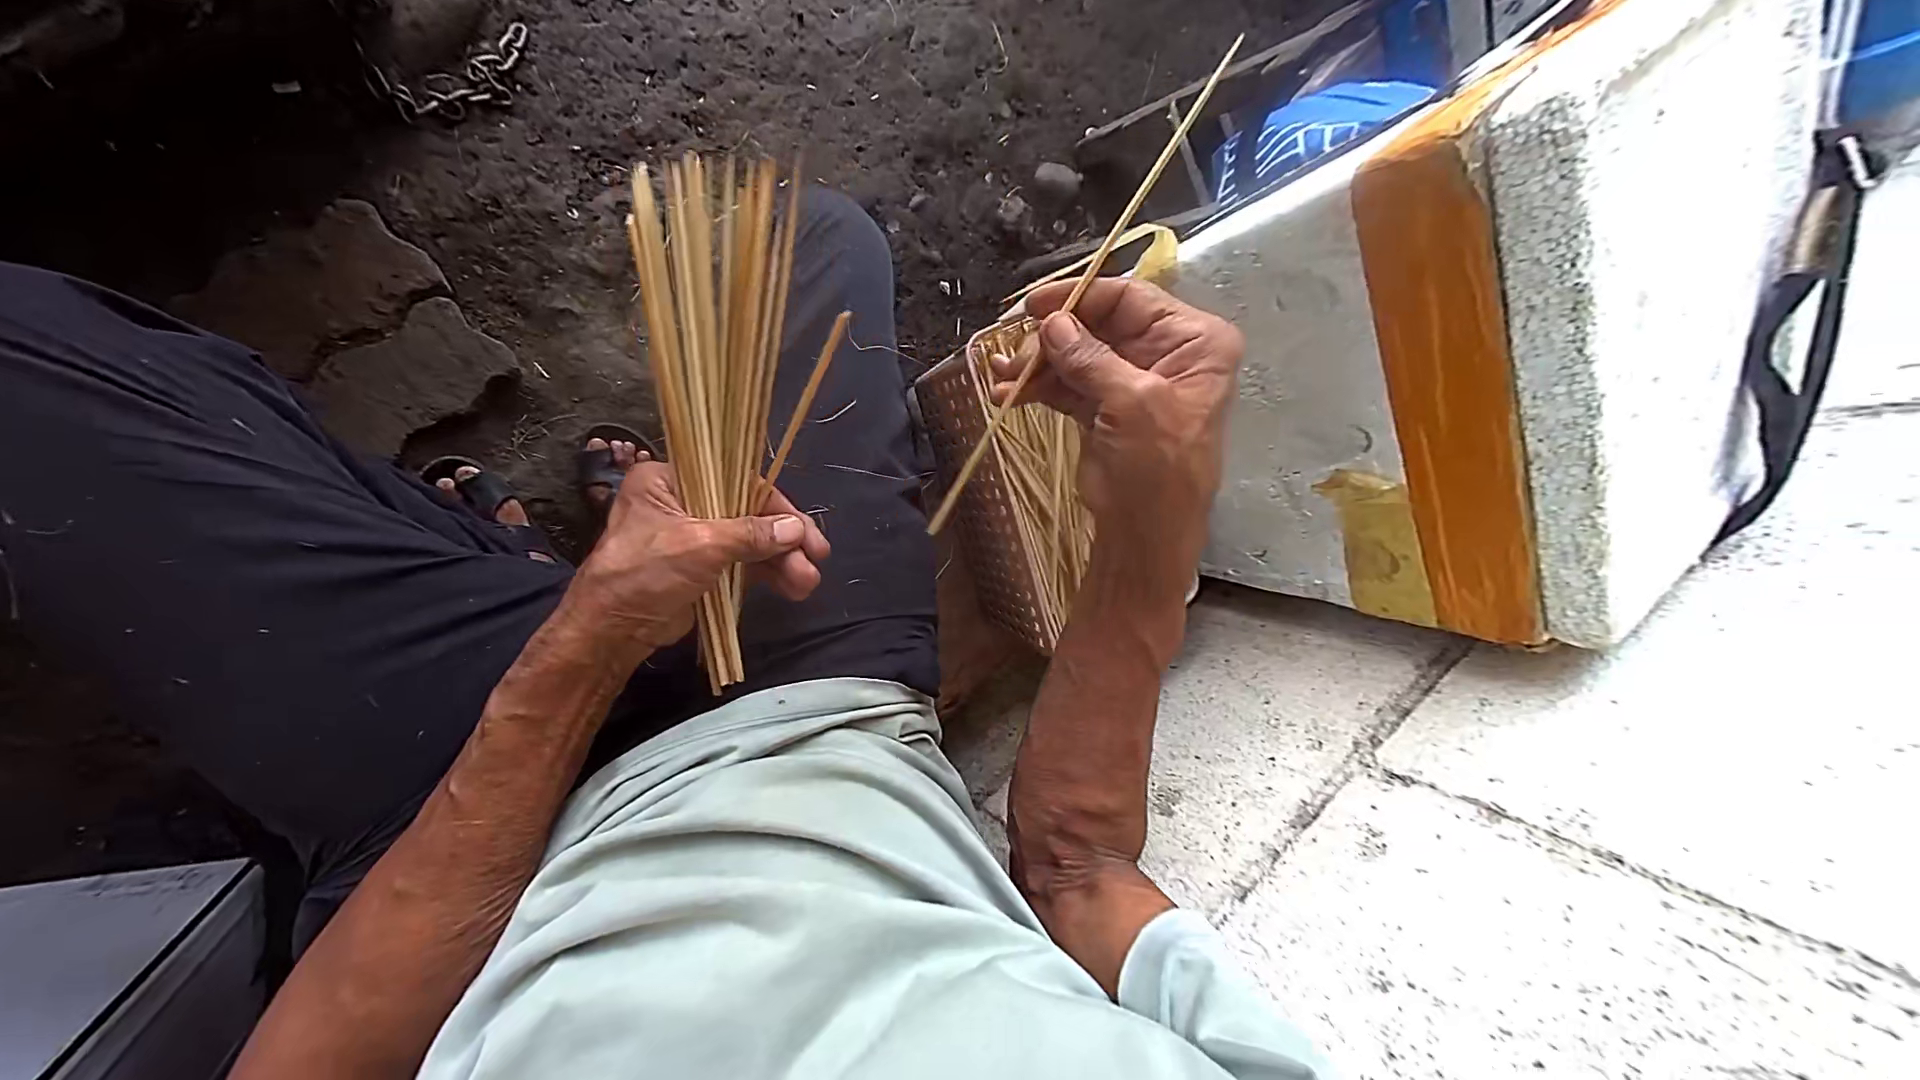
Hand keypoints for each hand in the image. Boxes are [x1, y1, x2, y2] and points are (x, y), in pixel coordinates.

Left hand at [560, 461, 830, 656]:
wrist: (611, 632)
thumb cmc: (643, 574)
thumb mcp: (699, 545)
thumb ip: (750, 534)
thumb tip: (796, 530)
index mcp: (671, 480)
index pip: (736, 481)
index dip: (775, 506)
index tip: (803, 529)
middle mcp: (686, 502)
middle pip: (750, 513)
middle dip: (784, 540)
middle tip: (816, 558)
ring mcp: (698, 537)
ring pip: (752, 542)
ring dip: (782, 561)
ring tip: (807, 582)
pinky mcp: (705, 567)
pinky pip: (746, 564)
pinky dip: (769, 574)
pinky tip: (794, 588)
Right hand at [990, 277, 1240, 589]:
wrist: (1145, 534)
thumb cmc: (1159, 468)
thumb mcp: (1133, 404)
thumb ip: (1091, 359)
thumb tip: (1052, 323)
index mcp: (1192, 342)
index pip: (1131, 299)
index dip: (1081, 297)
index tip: (1035, 305)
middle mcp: (1164, 355)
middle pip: (1098, 326)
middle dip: (1053, 338)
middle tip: (1015, 354)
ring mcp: (1129, 382)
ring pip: (1076, 356)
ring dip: (1037, 365)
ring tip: (1003, 379)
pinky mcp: (1102, 408)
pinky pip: (1066, 385)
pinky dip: (1038, 387)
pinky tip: (1010, 392)